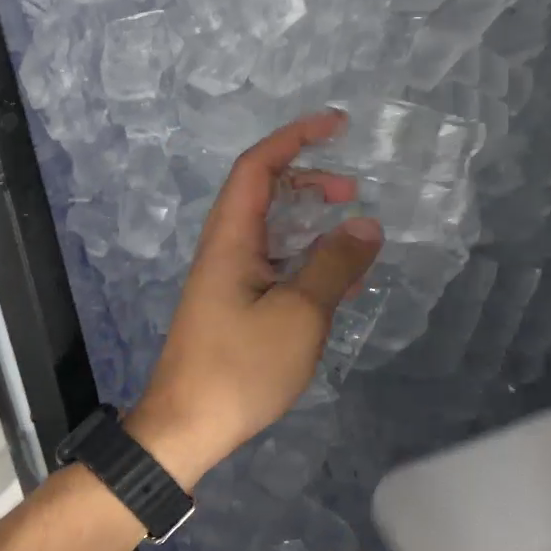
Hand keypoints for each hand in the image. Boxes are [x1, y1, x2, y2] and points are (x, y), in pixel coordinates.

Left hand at [127, 109, 382, 482]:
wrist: (187, 424)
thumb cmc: (239, 368)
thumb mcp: (299, 315)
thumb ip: (332, 266)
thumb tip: (364, 226)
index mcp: (228, 242)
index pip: (253, 170)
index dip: (291, 140)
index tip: (336, 125)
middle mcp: (221, 254)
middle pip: (258, 197)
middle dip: (305, 182)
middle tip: (351, 193)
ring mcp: (223, 284)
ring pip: (267, 235)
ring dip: (307, 224)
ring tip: (352, 235)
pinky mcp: (230, 311)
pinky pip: (270, 269)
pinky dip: (303, 262)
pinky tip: (335, 281)